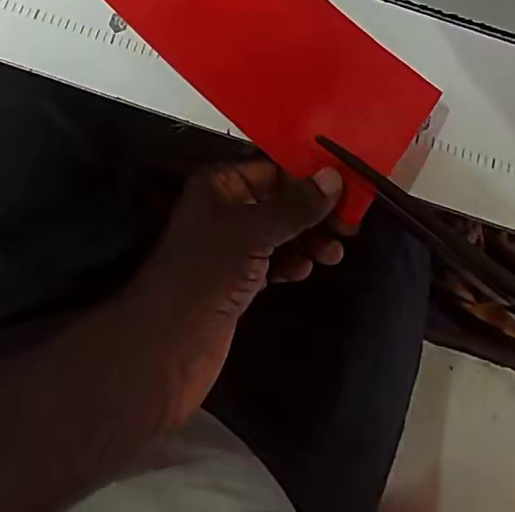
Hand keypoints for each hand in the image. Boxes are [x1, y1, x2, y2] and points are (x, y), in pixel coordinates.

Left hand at [122, 160, 346, 426]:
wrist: (166, 346)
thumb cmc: (203, 274)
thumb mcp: (252, 233)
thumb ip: (295, 207)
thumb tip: (333, 178)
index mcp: (218, 186)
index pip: (270, 169)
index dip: (306, 177)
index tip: (344, 187)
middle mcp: (223, 210)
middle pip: (278, 202)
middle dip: (312, 213)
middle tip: (348, 227)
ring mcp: (229, 247)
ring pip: (278, 233)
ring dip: (306, 240)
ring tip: (333, 253)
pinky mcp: (235, 280)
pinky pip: (271, 261)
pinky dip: (290, 262)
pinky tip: (303, 270)